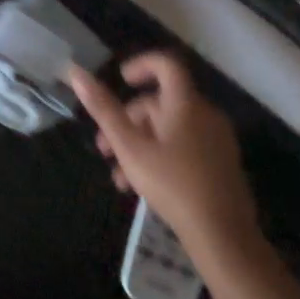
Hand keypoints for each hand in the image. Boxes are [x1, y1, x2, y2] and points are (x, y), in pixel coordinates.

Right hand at [66, 52, 259, 249]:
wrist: (222, 233)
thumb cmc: (171, 183)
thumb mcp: (129, 147)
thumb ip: (104, 110)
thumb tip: (76, 73)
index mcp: (186, 105)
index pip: (166, 65)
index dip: (141, 65)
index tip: (120, 80)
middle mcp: (205, 115)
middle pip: (160, 103)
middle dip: (127, 121)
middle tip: (103, 148)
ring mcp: (216, 140)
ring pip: (169, 129)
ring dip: (138, 145)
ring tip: (118, 177)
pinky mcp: (220, 163)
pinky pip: (184, 147)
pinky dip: (159, 156)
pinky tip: (139, 187)